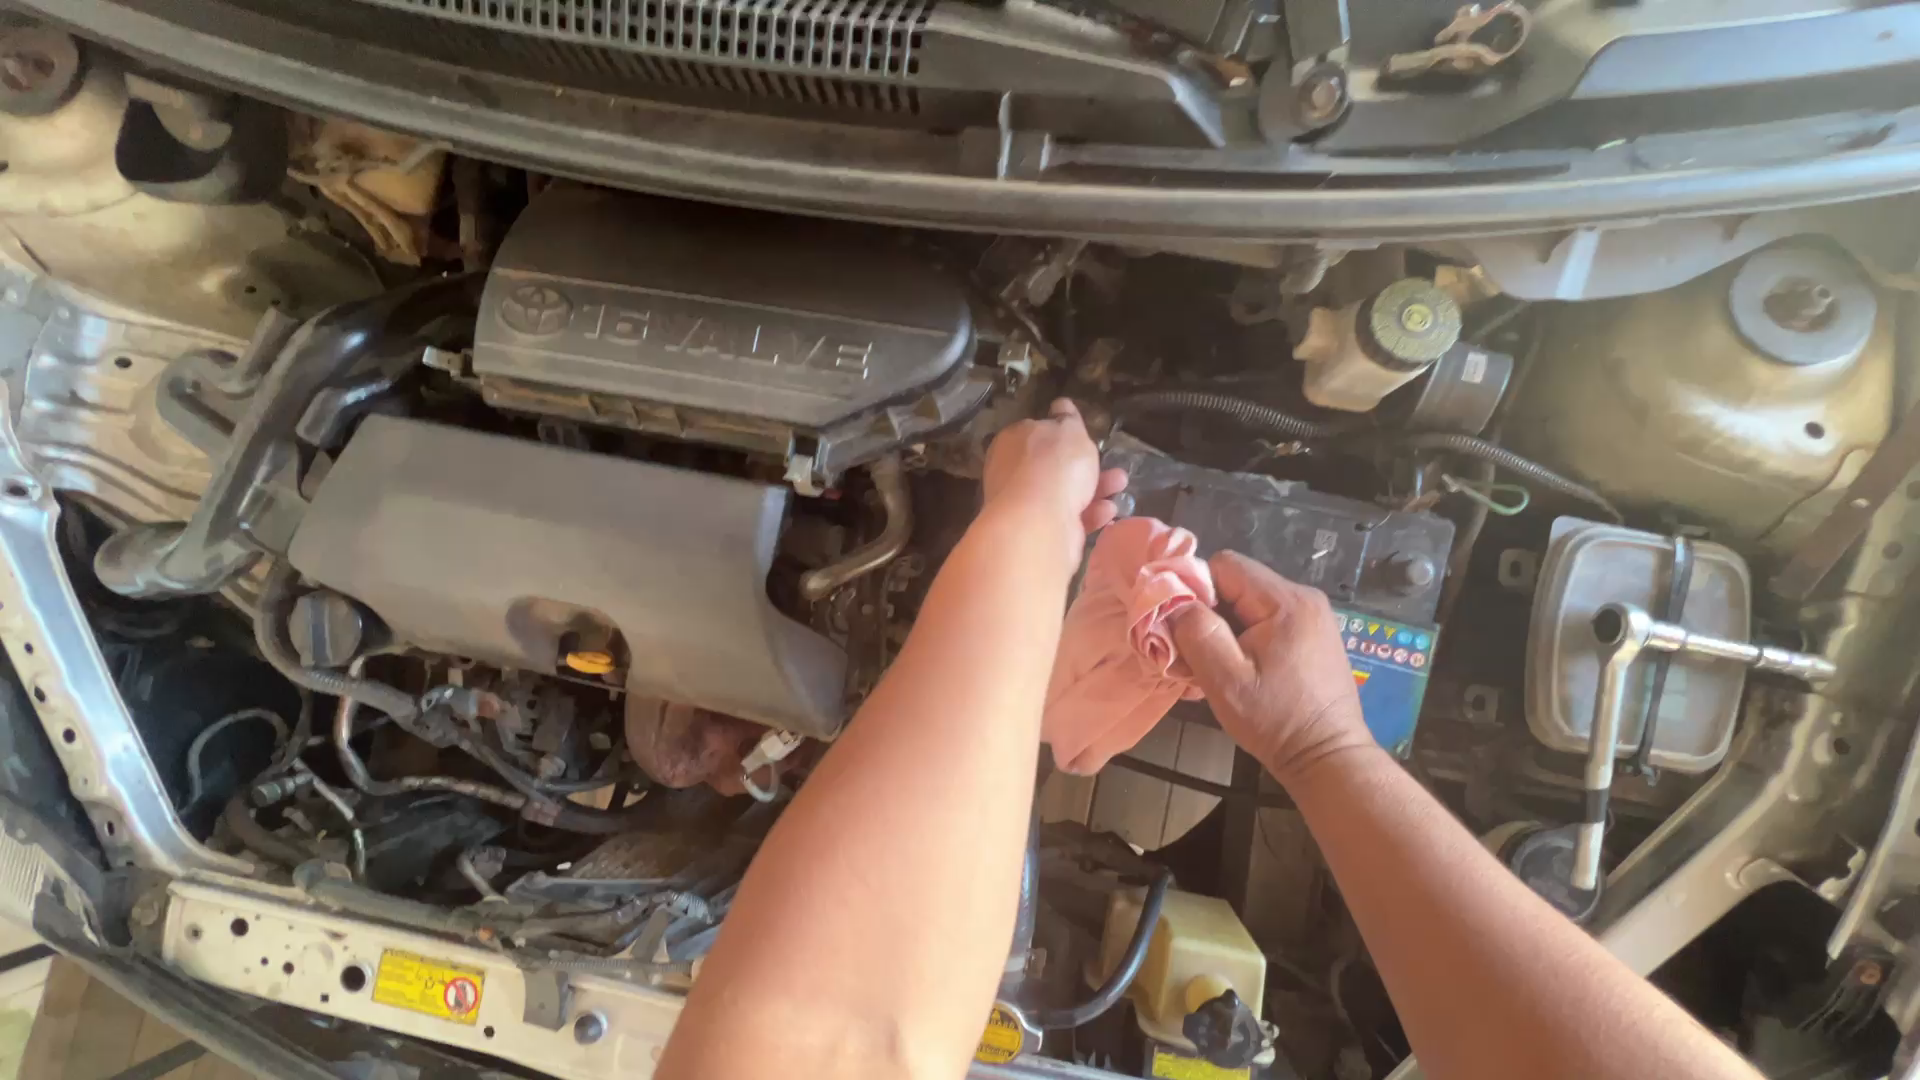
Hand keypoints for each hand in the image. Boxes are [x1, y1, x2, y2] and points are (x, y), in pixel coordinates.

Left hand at [982, 398, 1127, 534]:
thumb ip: (1068, 419)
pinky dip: (1089, 513)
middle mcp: (1013, 472)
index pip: (1035, 432)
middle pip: (1052, 465)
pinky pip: (1068, 518)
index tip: (1082, 438)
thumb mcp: (1068, 430)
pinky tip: (1109, 510)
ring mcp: (1024, 505)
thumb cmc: (1053, 466)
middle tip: (1110, 462)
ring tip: (1121, 483)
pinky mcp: (1039, 531)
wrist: (1038, 523)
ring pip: (1064, 492)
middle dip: (1084, 464)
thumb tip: (1060, 405)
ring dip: (1095, 487)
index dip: (1060, 434)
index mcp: (1013, 441)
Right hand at [1170, 552, 1373, 784]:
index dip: (1195, 588)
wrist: (1328, 759)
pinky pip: (1265, 618)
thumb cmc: (1275, 720)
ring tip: (1217, 663)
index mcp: (1286, 602)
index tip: (1184, 624)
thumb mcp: (1225, 679)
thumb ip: (1196, 632)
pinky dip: (1245, 636)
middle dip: (1208, 609)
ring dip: (1225, 626)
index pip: (1225, 565)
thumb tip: (1173, 599)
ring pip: (1248, 601)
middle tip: (1196, 650)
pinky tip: (1240, 667)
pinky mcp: (1313, 635)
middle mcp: (1304, 598)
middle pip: (1237, 582)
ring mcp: (1312, 616)